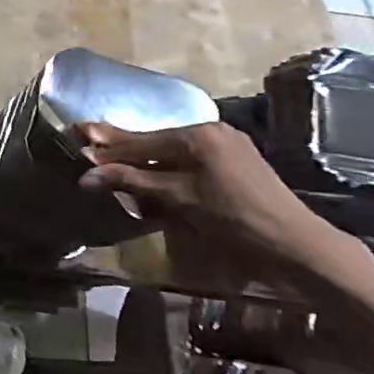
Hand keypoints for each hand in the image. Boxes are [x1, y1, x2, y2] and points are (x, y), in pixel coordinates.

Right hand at [74, 121, 348, 267]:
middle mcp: (212, 130)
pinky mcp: (235, 159)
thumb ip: (134, 181)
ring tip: (111, 155)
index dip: (108, 144)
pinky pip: (189, 156)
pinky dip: (165, 163)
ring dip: (142, 155)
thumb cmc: (235, 220)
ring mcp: (227, 143)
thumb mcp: (179, 199)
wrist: (295, 243)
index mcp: (198, 135)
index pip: (141, 140)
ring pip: (171, 147)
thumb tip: (88, 174)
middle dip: (121, 144)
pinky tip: (150, 168)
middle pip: (155, 139)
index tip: (78, 136)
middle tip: (86, 134)